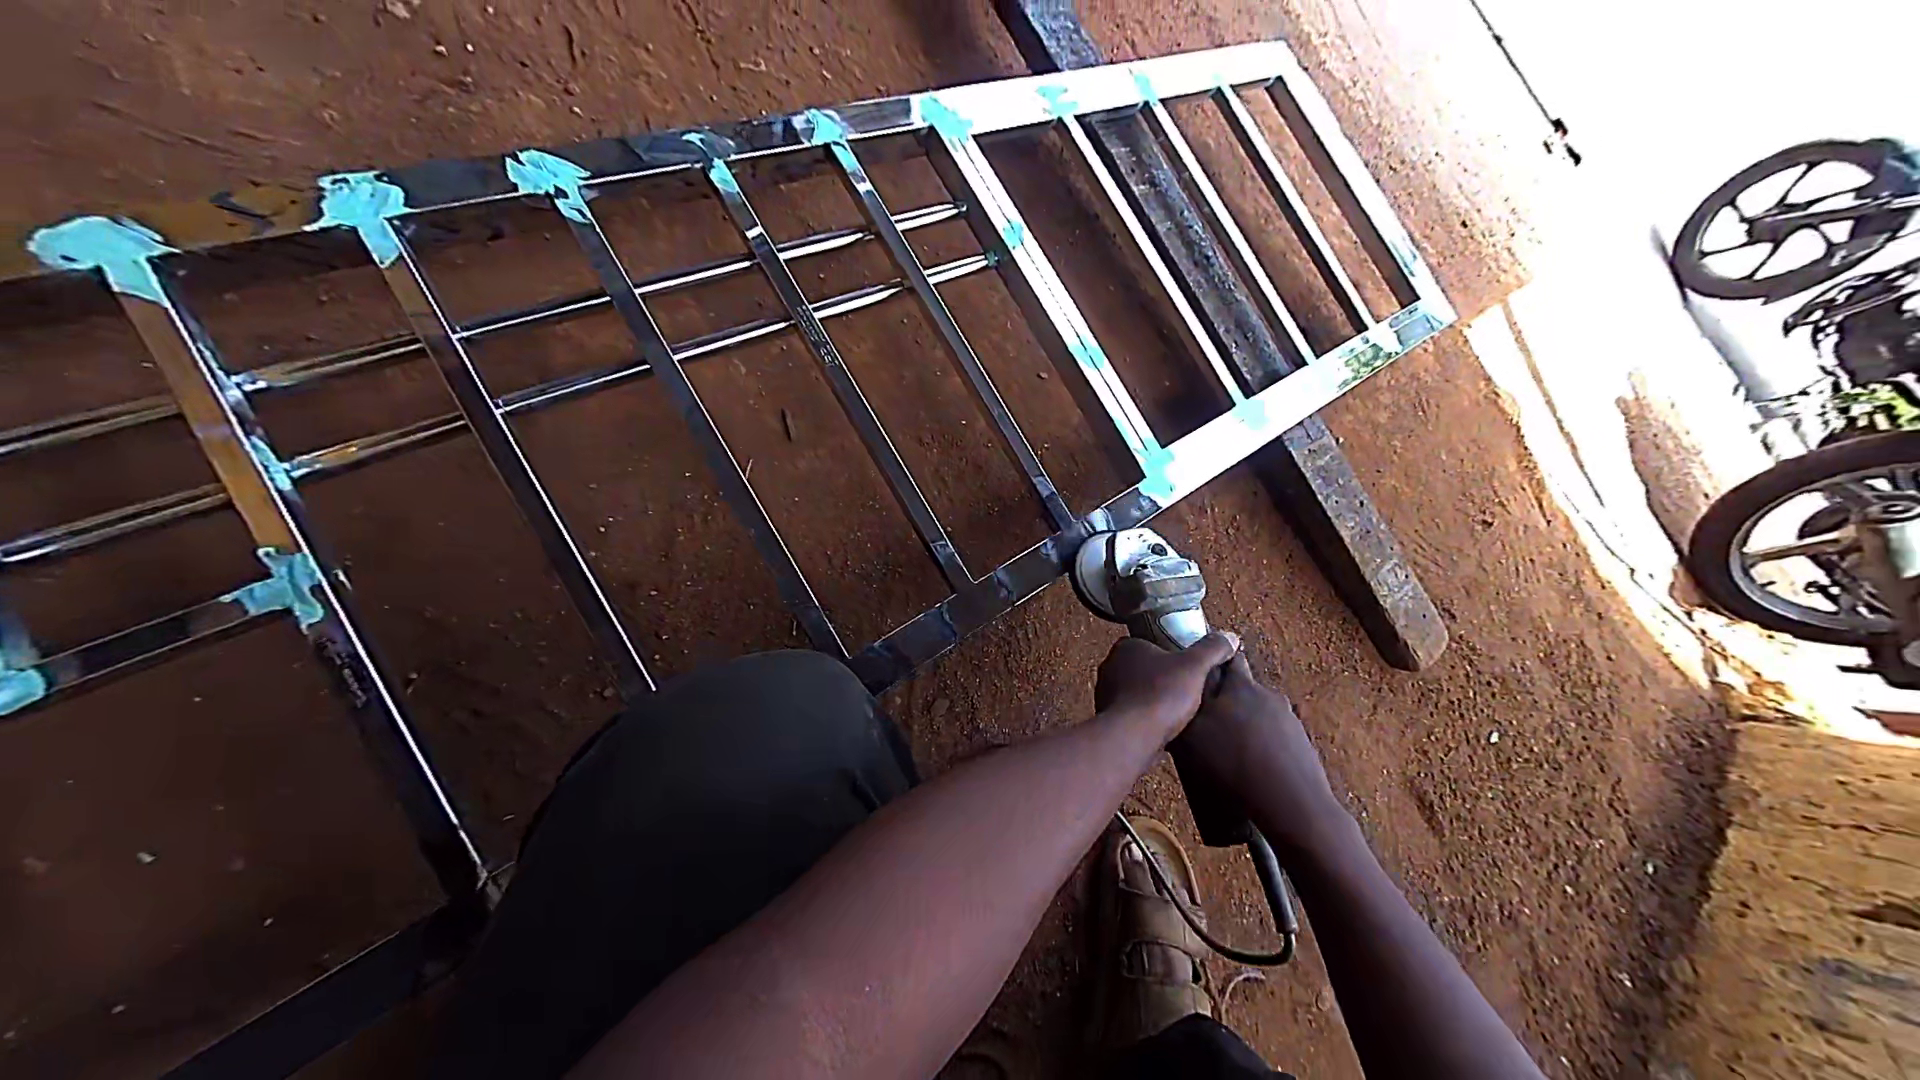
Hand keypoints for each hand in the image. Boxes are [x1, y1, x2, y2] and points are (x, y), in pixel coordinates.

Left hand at [1093, 632, 1238, 742]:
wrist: (1133, 736)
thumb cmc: (1160, 694)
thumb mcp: (1195, 667)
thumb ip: (1212, 649)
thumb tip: (1229, 638)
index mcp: (1126, 647)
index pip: (1149, 643)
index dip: (1170, 654)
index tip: (1188, 666)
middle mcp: (1111, 667)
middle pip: (1143, 668)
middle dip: (1164, 678)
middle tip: (1187, 689)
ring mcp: (1106, 693)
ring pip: (1137, 692)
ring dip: (1154, 700)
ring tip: (1179, 711)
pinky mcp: (1108, 718)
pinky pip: (1132, 714)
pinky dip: (1146, 718)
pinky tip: (1164, 727)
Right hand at [1174, 654, 1349, 854]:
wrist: (1291, 802)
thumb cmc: (1233, 763)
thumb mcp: (1191, 734)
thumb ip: (1183, 706)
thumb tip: (1177, 692)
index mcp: (1240, 685)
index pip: (1226, 658)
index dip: (1212, 663)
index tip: (1199, 674)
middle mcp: (1268, 695)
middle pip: (1242, 688)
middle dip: (1226, 699)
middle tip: (1208, 720)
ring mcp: (1289, 720)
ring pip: (1259, 713)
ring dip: (1245, 724)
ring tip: (1228, 750)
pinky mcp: (1303, 746)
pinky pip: (1275, 737)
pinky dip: (1262, 746)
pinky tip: (1250, 767)